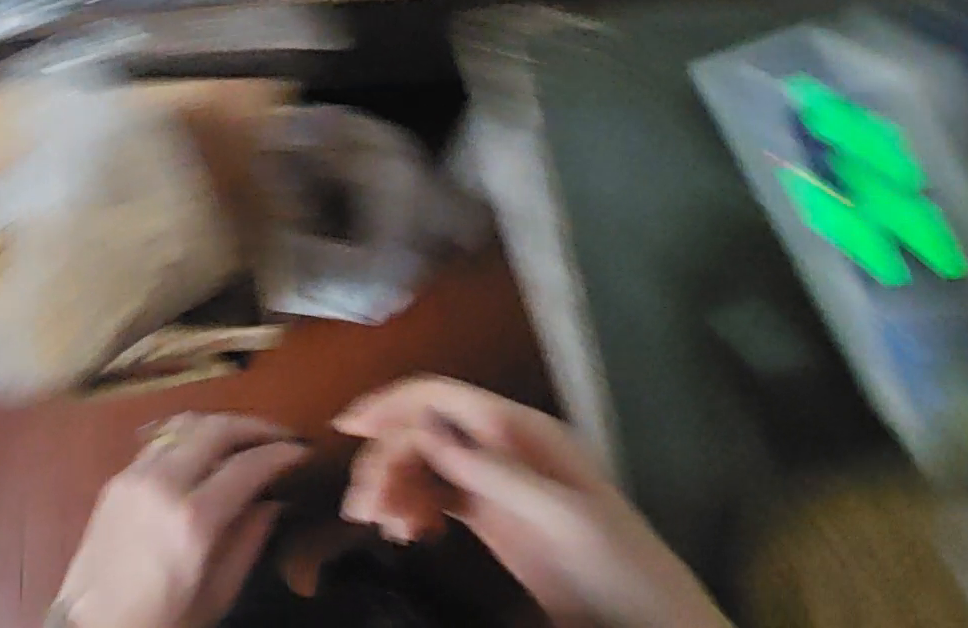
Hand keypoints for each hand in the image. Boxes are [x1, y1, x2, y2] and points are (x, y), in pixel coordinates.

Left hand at [57, 413, 309, 627]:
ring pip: (184, 424)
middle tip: (279, 435)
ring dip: (220, 424)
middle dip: (252, 426)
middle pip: (214, 429)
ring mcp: (135, 473)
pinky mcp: (118, 475)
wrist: (93, 625)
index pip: (244, 467)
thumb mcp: (216, 595)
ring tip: (246, 436)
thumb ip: (247, 542)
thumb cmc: (163, 619)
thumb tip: (271, 501)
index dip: (278, 455)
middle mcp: (162, 483)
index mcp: (191, 520)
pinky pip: (161, 441)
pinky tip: (205, 451)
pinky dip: (190, 436)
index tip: (300, 452)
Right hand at [334, 377, 729, 627]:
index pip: (440, 397)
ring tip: (384, 526)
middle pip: (422, 433)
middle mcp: (500, 447)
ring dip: (394, 488)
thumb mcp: (564, 519)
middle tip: (364, 508)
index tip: (347, 428)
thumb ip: (494, 471)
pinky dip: (411, 508)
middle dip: (387, 461)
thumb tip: (424, 426)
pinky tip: (407, 533)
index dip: (391, 404)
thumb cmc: (620, 570)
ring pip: (422, 465)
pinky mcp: (489, 517)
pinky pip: (434, 497)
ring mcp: (493, 482)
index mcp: (519, 431)